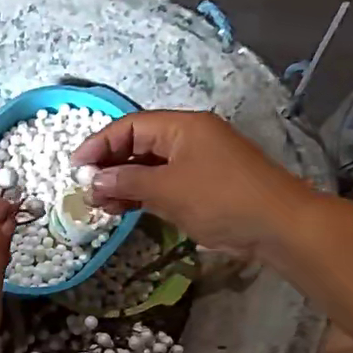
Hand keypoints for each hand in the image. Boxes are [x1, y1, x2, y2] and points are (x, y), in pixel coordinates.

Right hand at [71, 110, 311, 257]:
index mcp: (182, 126)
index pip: (130, 127)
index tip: (75, 166)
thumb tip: (94, 182)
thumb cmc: (221, 199)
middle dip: (109, 166)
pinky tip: (122, 210)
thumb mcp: (167, 189)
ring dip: (122, 184)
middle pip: (138, 145)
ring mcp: (196, 163)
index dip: (99, 144)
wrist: (277, 225)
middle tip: (85, 190)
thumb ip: (127, 183)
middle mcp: (188, 138)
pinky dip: (141, 195)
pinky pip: (162, 184)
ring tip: (100, 205)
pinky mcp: (201, 186)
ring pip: (148, 167)